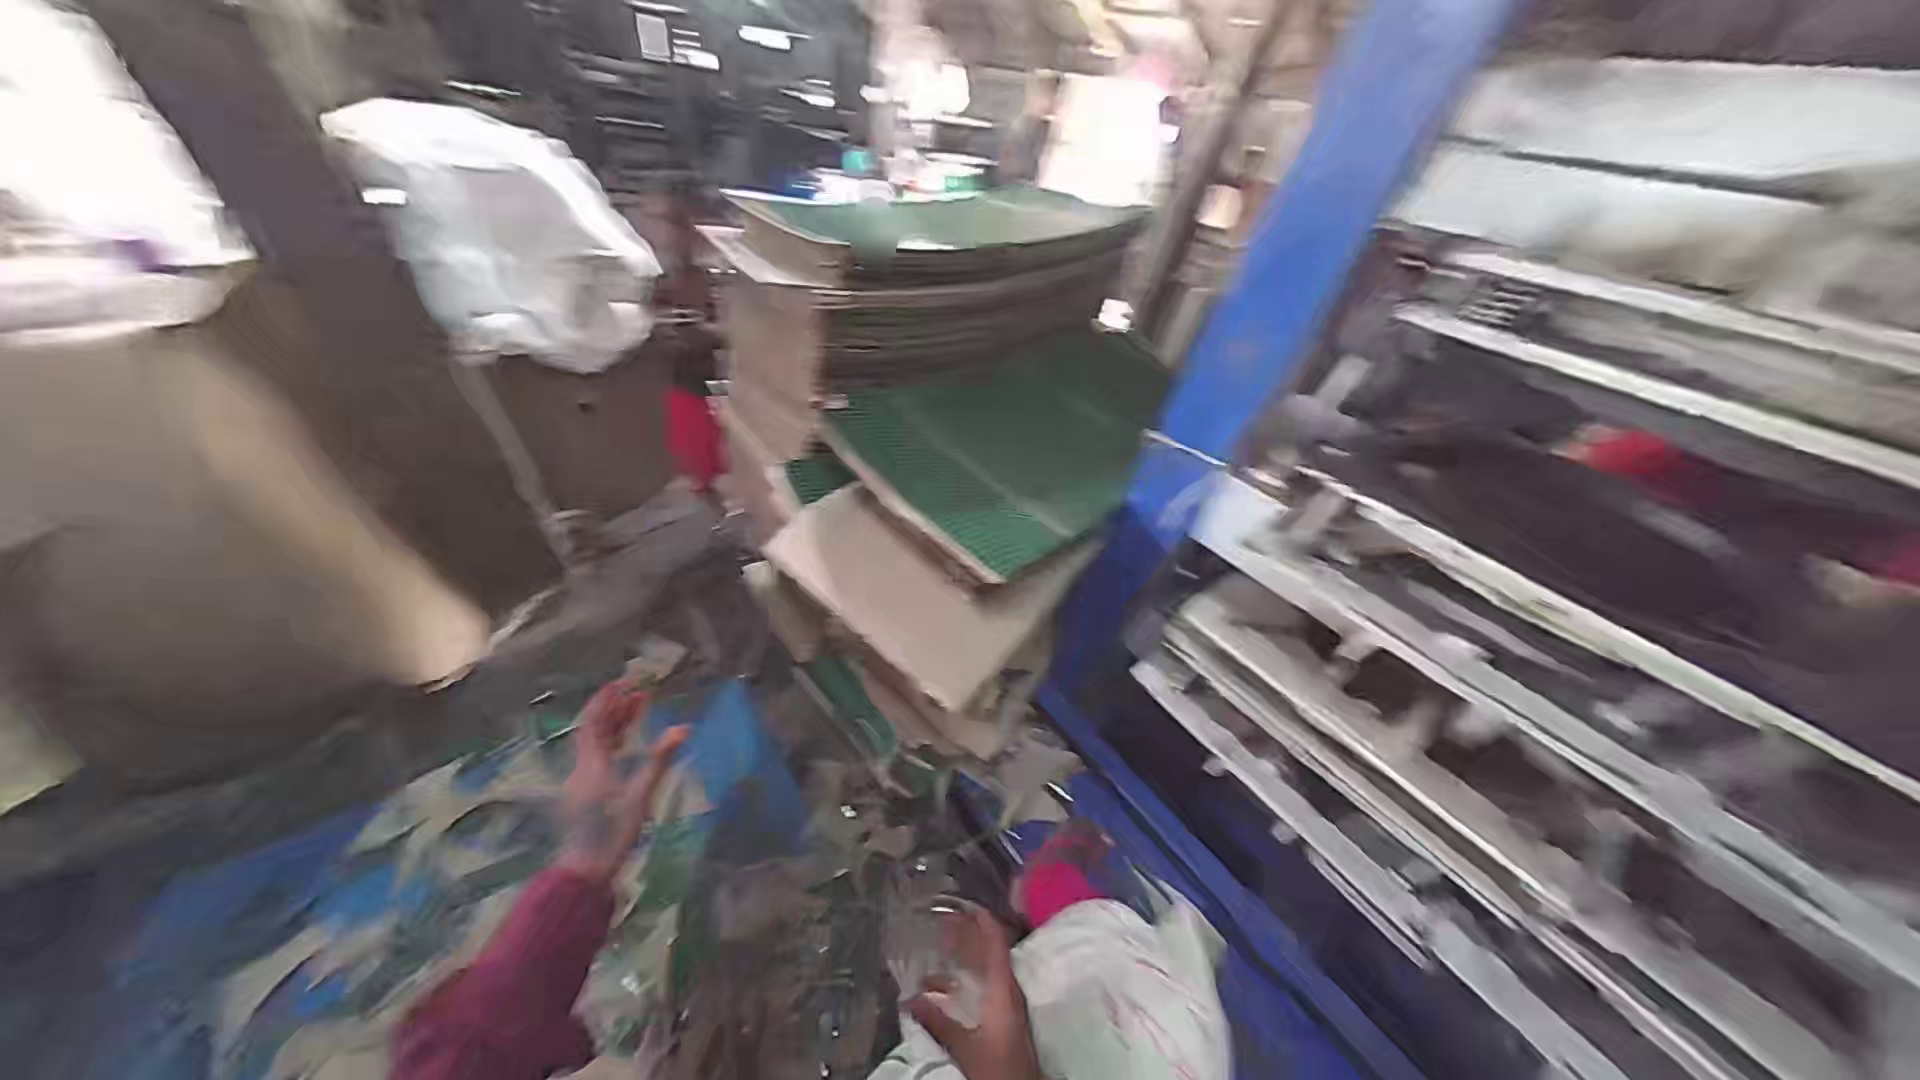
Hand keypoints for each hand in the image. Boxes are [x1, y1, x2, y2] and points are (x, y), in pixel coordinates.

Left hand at [557, 677, 690, 882]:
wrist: (584, 872)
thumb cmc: (612, 832)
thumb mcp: (641, 794)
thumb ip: (660, 759)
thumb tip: (684, 727)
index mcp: (591, 764)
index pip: (593, 722)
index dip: (606, 700)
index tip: (624, 682)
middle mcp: (581, 768)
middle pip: (595, 730)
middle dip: (616, 708)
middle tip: (641, 693)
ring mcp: (581, 782)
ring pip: (595, 743)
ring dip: (615, 724)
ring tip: (638, 710)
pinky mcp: (584, 794)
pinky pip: (597, 756)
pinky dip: (613, 742)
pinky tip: (627, 743)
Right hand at [907, 905, 1043, 1079]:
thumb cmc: (999, 1070)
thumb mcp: (966, 1048)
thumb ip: (939, 1022)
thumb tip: (909, 999)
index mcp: (1003, 988)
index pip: (997, 941)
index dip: (983, 920)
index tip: (965, 904)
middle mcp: (1008, 990)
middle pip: (991, 950)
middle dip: (968, 935)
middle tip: (943, 923)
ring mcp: (1008, 1004)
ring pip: (986, 969)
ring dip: (964, 958)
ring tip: (937, 951)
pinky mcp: (1004, 1019)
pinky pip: (984, 987)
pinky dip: (965, 980)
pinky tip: (942, 989)